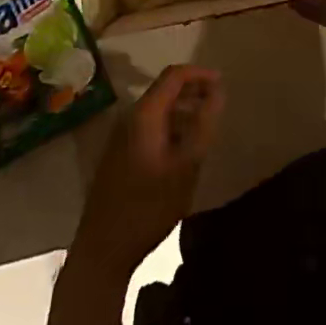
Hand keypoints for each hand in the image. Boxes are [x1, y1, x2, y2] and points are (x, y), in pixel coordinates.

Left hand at [73, 65, 224, 273]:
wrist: (103, 250)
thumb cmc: (148, 207)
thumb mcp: (186, 166)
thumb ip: (203, 125)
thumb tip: (218, 92)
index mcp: (144, 115)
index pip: (174, 75)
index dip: (200, 74)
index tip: (223, 83)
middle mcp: (129, 119)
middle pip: (164, 89)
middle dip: (193, 90)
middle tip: (219, 103)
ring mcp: (121, 137)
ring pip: (157, 109)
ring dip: (183, 109)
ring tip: (206, 124)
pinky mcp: (119, 154)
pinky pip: (150, 126)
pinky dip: (171, 125)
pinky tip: (184, 146)